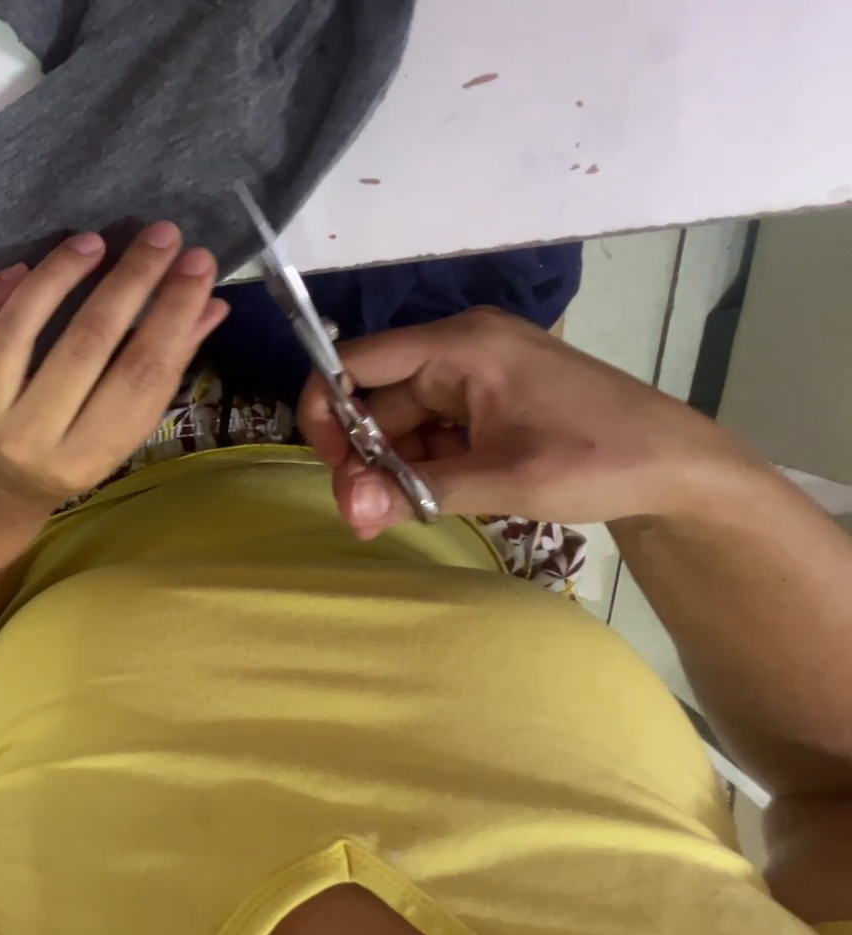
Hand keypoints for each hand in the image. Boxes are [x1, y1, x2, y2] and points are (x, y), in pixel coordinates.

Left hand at [0, 221, 229, 528]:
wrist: (2, 492)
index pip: (140, 376)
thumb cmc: (72, 458)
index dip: (173, 315)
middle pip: (84, 346)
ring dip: (57, 276)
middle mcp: (31, 438)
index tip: (197, 262)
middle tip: (159, 235)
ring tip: (91, 242)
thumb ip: (163, 373)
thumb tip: (210, 304)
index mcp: (85, 456)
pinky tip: (22, 267)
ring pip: (17, 331)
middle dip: (128, 283)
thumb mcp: (121, 434)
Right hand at [298, 307, 759, 537]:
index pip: (353, 363)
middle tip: (366, 512)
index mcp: (461, 346)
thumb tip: (348, 510)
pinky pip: (424, 426)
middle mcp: (458, 347)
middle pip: (372, 399)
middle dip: (363, 456)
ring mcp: (471, 370)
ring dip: (392, 466)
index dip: (325, 411)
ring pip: (395, 420)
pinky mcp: (482, 395)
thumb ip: (414, 492)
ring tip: (406, 509)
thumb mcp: (503, 481)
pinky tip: (438, 490)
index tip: (334, 465)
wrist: (686, 472)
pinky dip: (419, 462)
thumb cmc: (603, 461)